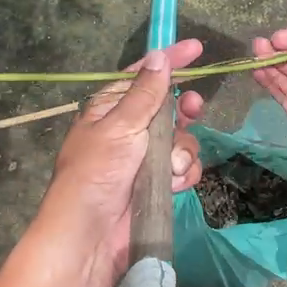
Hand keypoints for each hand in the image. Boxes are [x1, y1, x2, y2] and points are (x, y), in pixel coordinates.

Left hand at [44, 39, 205, 283]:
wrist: (90, 238)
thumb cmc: (96, 174)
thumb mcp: (119, 128)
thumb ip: (145, 94)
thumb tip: (159, 56)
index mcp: (109, 110)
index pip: (142, 77)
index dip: (168, 61)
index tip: (197, 47)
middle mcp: (128, 131)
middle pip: (167, 107)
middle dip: (183, 108)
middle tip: (195, 107)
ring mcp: (144, 159)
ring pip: (181, 138)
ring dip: (183, 150)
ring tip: (173, 167)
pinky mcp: (158, 185)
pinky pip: (184, 167)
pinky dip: (184, 173)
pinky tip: (176, 184)